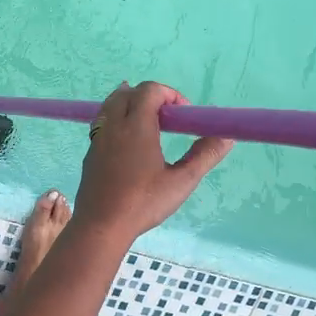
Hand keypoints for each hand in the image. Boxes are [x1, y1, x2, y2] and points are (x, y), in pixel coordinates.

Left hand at [75, 82, 233, 238]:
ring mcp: (97, 139)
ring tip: (147, 117)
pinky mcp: (90, 153)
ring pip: (110, 105)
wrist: (100, 224)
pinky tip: (127, 138)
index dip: (170, 94)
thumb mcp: (181, 182)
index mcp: (136, 127)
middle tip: (167, 116)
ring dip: (129, 103)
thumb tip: (226, 137)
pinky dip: (116, 119)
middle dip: (150, 95)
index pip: (149, 90)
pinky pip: (102, 123)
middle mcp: (113, 126)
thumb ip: (204, 156)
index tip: (184, 115)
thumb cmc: (143, 203)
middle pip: (128, 93)